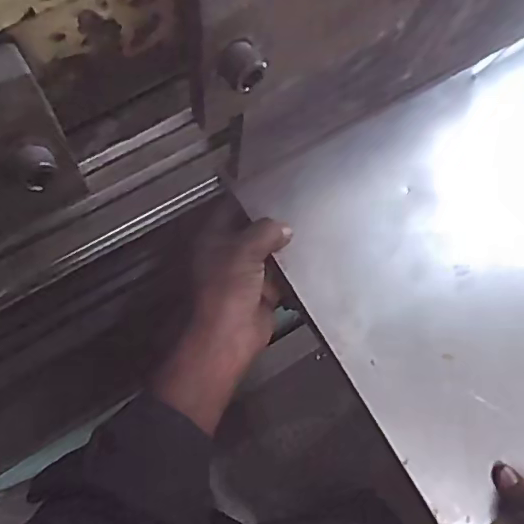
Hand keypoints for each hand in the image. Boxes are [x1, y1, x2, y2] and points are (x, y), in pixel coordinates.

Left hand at [149, 207, 291, 434]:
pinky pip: (282, 278)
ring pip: (270, 255)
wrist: (229, 337)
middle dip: (275, 225)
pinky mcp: (262, 295)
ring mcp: (245, 276)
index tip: (275, 186)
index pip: (232, 209)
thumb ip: (264, 232)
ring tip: (310, 229)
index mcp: (213, 240)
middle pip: (254, 232)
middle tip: (300, 207)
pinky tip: (310, 260)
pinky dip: (294, 273)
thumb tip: (282, 227)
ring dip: (286, 249)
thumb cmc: (223, 293)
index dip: (252, 197)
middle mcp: (227, 255)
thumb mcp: (243, 250)